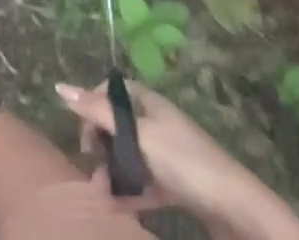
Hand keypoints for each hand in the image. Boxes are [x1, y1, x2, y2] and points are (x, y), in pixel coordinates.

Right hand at [58, 81, 280, 227]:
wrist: (238, 211)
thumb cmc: (185, 162)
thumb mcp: (137, 134)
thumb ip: (97, 112)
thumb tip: (59, 86)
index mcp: (152, 105)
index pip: (113, 91)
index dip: (93, 102)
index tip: (82, 123)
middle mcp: (159, 125)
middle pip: (118, 124)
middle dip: (99, 141)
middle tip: (90, 159)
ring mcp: (169, 156)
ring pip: (129, 157)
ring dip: (112, 171)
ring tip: (99, 192)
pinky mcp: (177, 185)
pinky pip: (144, 183)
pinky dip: (129, 193)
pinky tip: (115, 207)